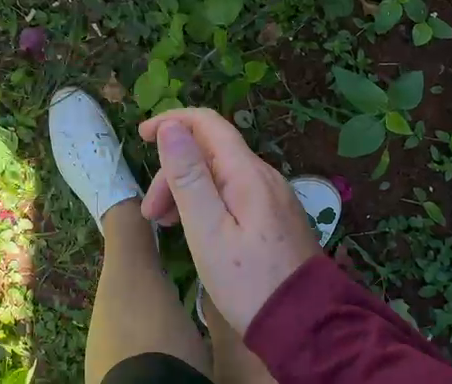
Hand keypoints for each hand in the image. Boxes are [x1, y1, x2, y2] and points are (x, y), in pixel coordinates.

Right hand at [139, 108, 319, 334]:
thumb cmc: (249, 282)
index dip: (171, 121)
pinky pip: (234, 193)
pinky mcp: (276, 218)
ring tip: (165, 226)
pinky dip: (207, 202)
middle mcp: (263, 176)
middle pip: (210, 151)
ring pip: (220, 174)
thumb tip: (171, 127)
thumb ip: (188, 176)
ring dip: (187, 189)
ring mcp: (273, 197)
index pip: (206, 123)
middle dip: (173, 171)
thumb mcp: (208, 231)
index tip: (142, 137)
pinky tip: (196, 230)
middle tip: (151, 213)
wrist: (309, 330)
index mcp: (247, 173)